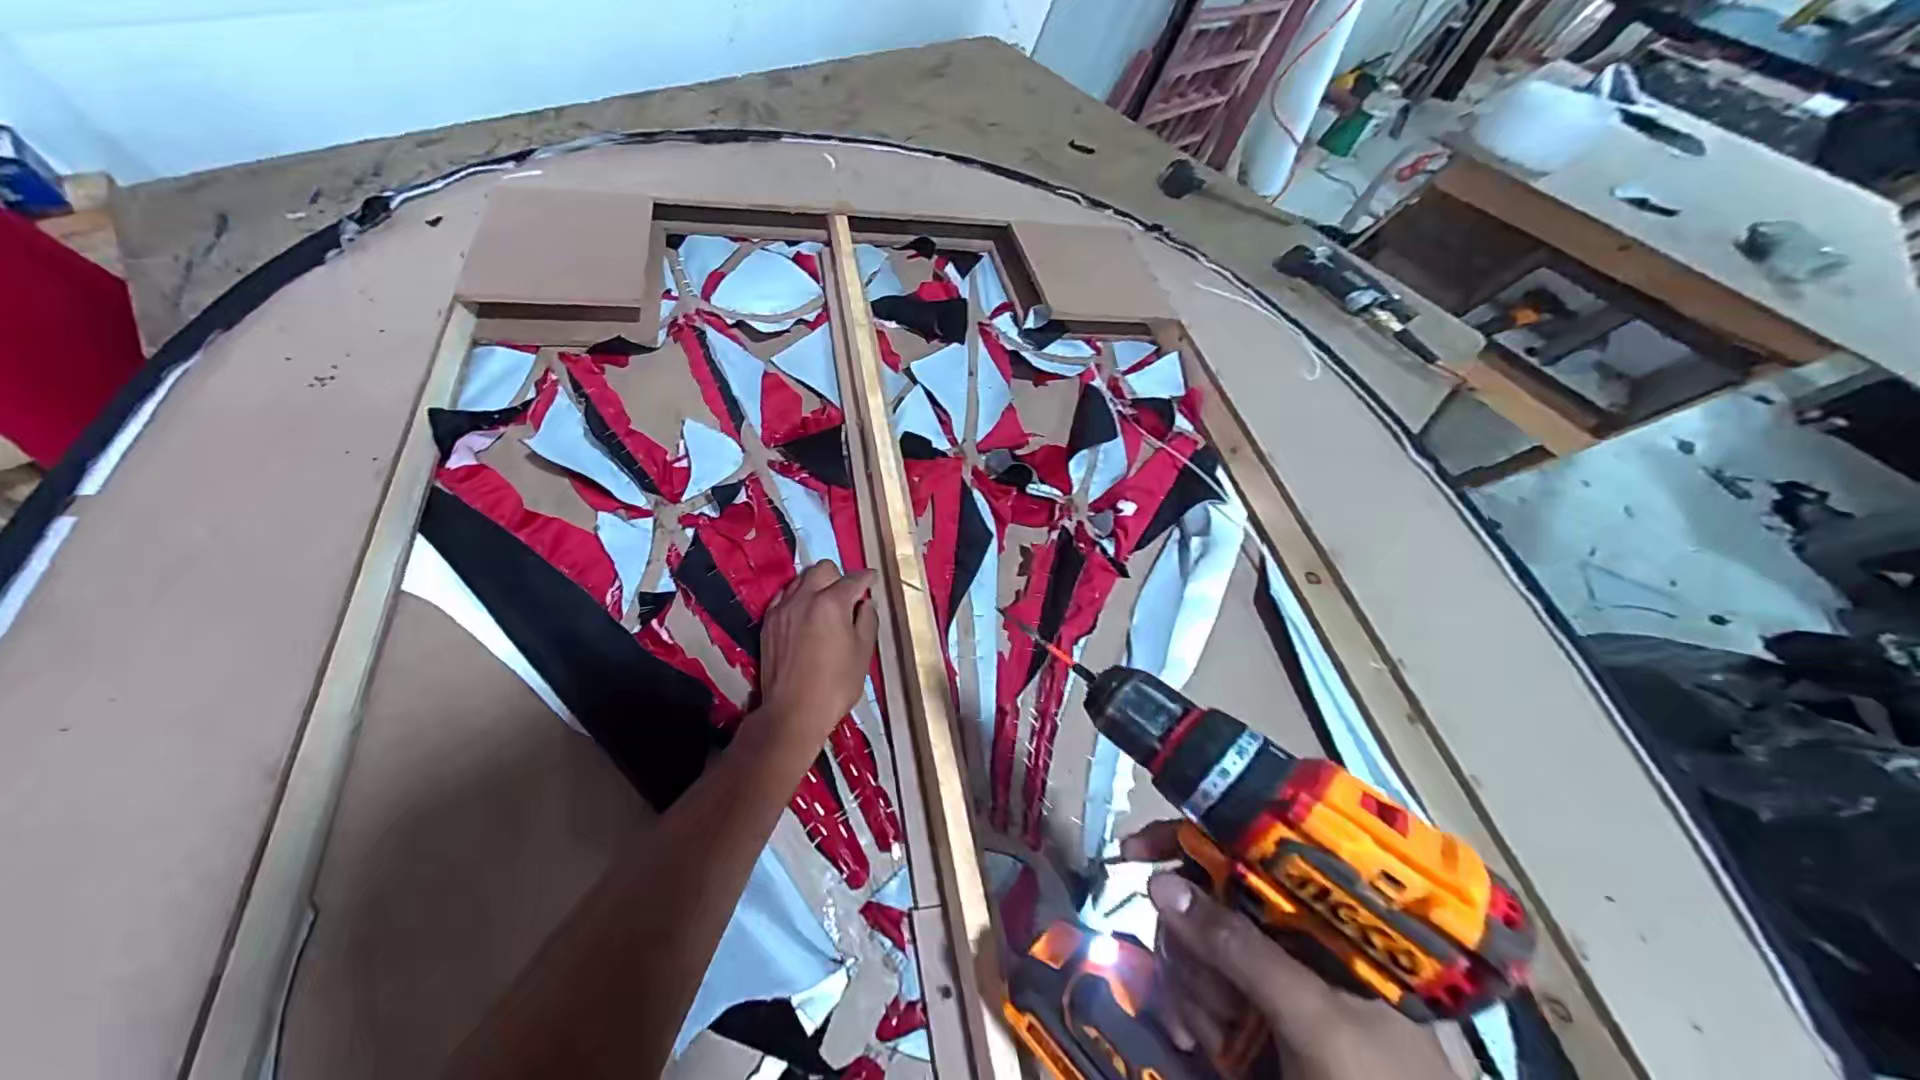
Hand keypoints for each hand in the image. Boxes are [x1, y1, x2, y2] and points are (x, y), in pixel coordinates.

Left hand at [758, 560, 878, 747]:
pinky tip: (804, 611)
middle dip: (839, 576)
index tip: (873, 580)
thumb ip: (867, 620)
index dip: (867, 578)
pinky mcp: (768, 622)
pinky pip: (784, 596)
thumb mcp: (863, 652)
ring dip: (817, 584)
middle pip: (823, 569)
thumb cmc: (836, 684)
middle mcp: (804, 598)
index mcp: (831, 602)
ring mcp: (782, 608)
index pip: (853, 579)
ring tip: (826, 602)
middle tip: (849, 594)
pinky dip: (797, 597)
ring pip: (801, 579)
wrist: (793, 711)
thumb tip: (865, 604)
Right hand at [1122, 822, 1456, 1079]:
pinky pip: (1192, 984)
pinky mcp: (1246, 1008)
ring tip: (1219, 1038)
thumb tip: (1158, 883)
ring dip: (1191, 992)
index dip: (1186, 841)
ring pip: (1190, 943)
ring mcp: (1265, 971)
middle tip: (1211, 1000)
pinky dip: (1188, 1012)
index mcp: (1317, 911)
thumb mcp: (1312, 1018)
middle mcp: (1287, 929)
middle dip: (1190, 948)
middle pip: (1202, 897)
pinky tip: (1198, 1044)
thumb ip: (1238, 949)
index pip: (1244, 847)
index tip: (1133, 852)